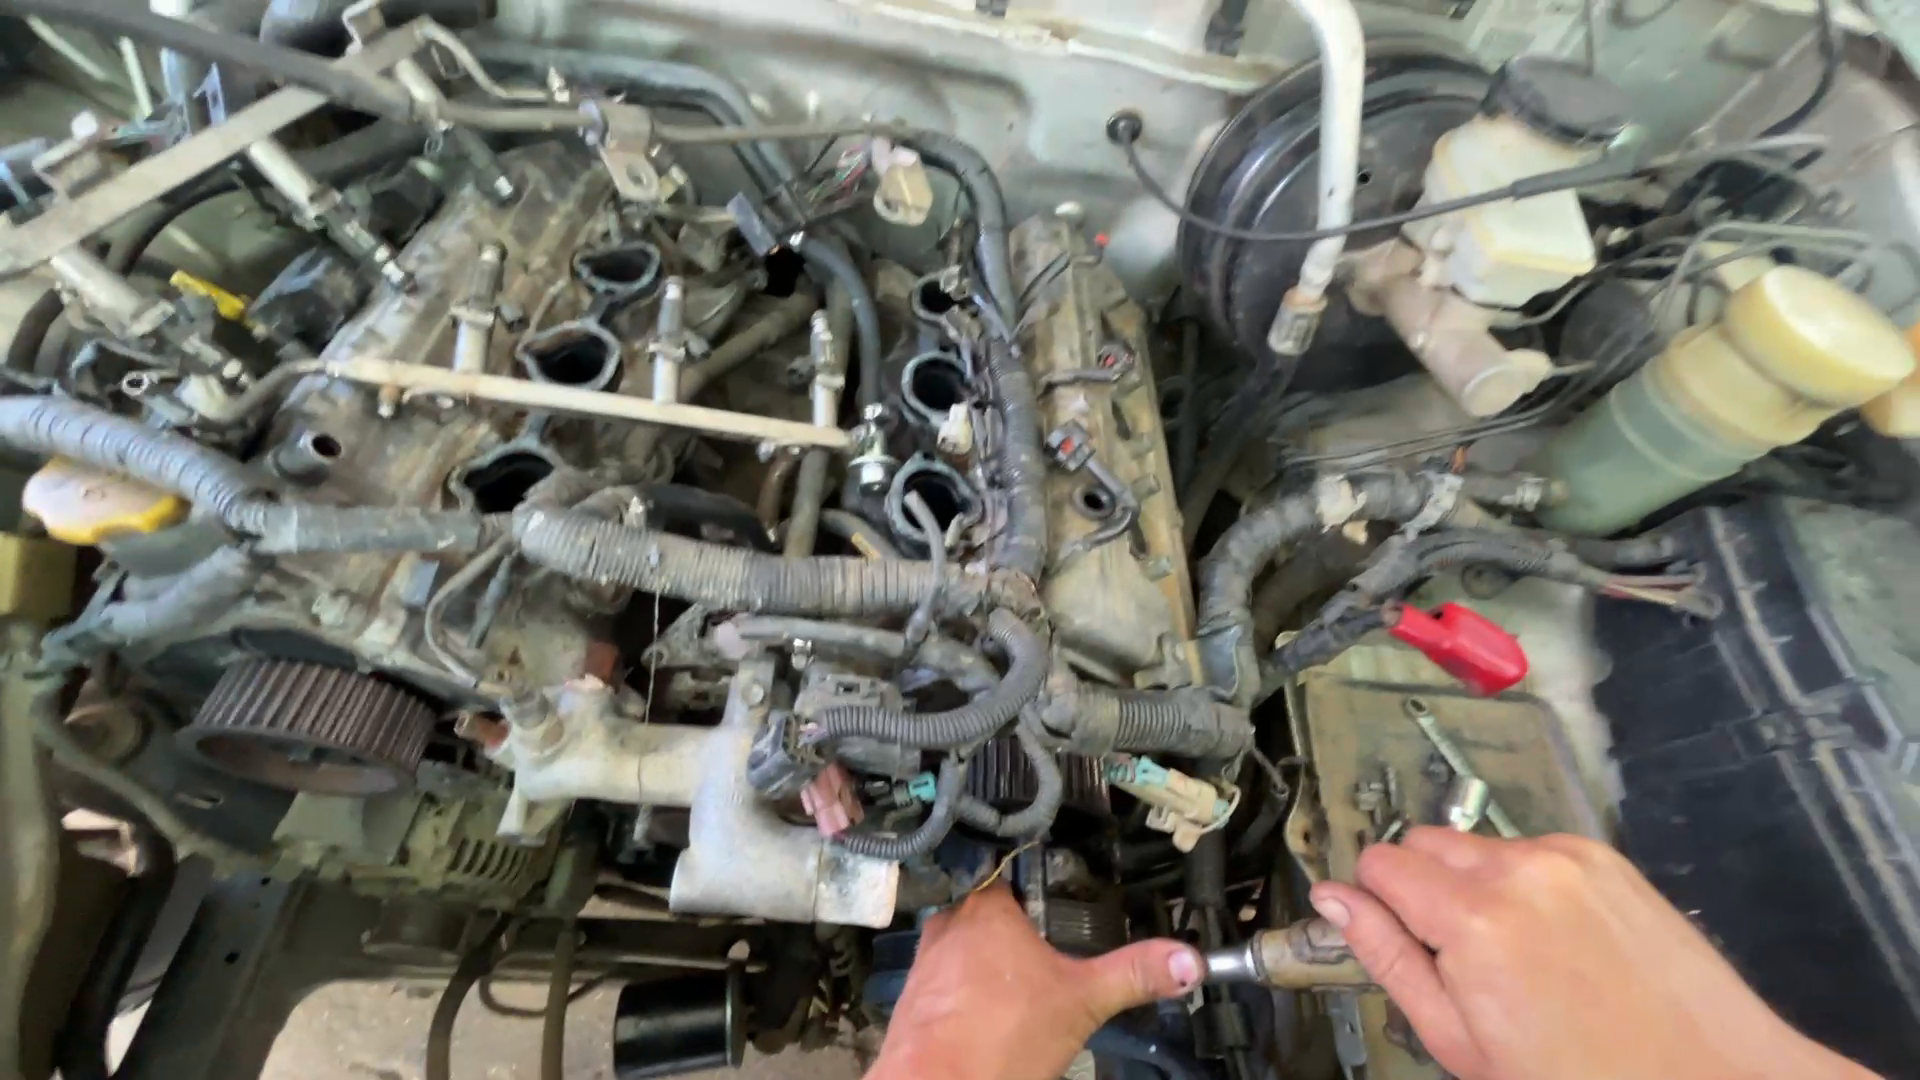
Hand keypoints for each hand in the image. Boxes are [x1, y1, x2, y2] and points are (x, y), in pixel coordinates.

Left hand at [865, 885, 1201, 1079]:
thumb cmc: (1002, 1037)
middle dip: (1017, 937)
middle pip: (993, 912)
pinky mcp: (915, 988)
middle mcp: (952, 917)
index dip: (1039, 898)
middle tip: (1043, 966)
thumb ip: (1132, 974)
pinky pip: (947, 976)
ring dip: (988, 964)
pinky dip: (965, 990)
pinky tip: (987, 1016)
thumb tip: (1185, 960)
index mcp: (991, 904)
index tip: (1055, 916)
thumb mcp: (1081, 1002)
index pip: (1018, 879)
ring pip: (968, 944)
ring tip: (1016, 996)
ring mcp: (928, 953)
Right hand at [1312, 828, 1877, 1079]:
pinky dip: (1519, 879)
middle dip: (1422, 886)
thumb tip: (1330, 896)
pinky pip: (1522, 847)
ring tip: (1516, 945)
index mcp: (1471, 919)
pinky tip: (1556, 932)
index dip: (1381, 904)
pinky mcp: (1598, 854)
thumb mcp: (1461, 1042)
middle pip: (1419, 842)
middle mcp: (1512, 869)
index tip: (1412, 945)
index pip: (1378, 864)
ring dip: (1470, 880)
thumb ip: (1386, 958)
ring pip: (1469, 844)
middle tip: (1461, 952)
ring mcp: (1562, 856)